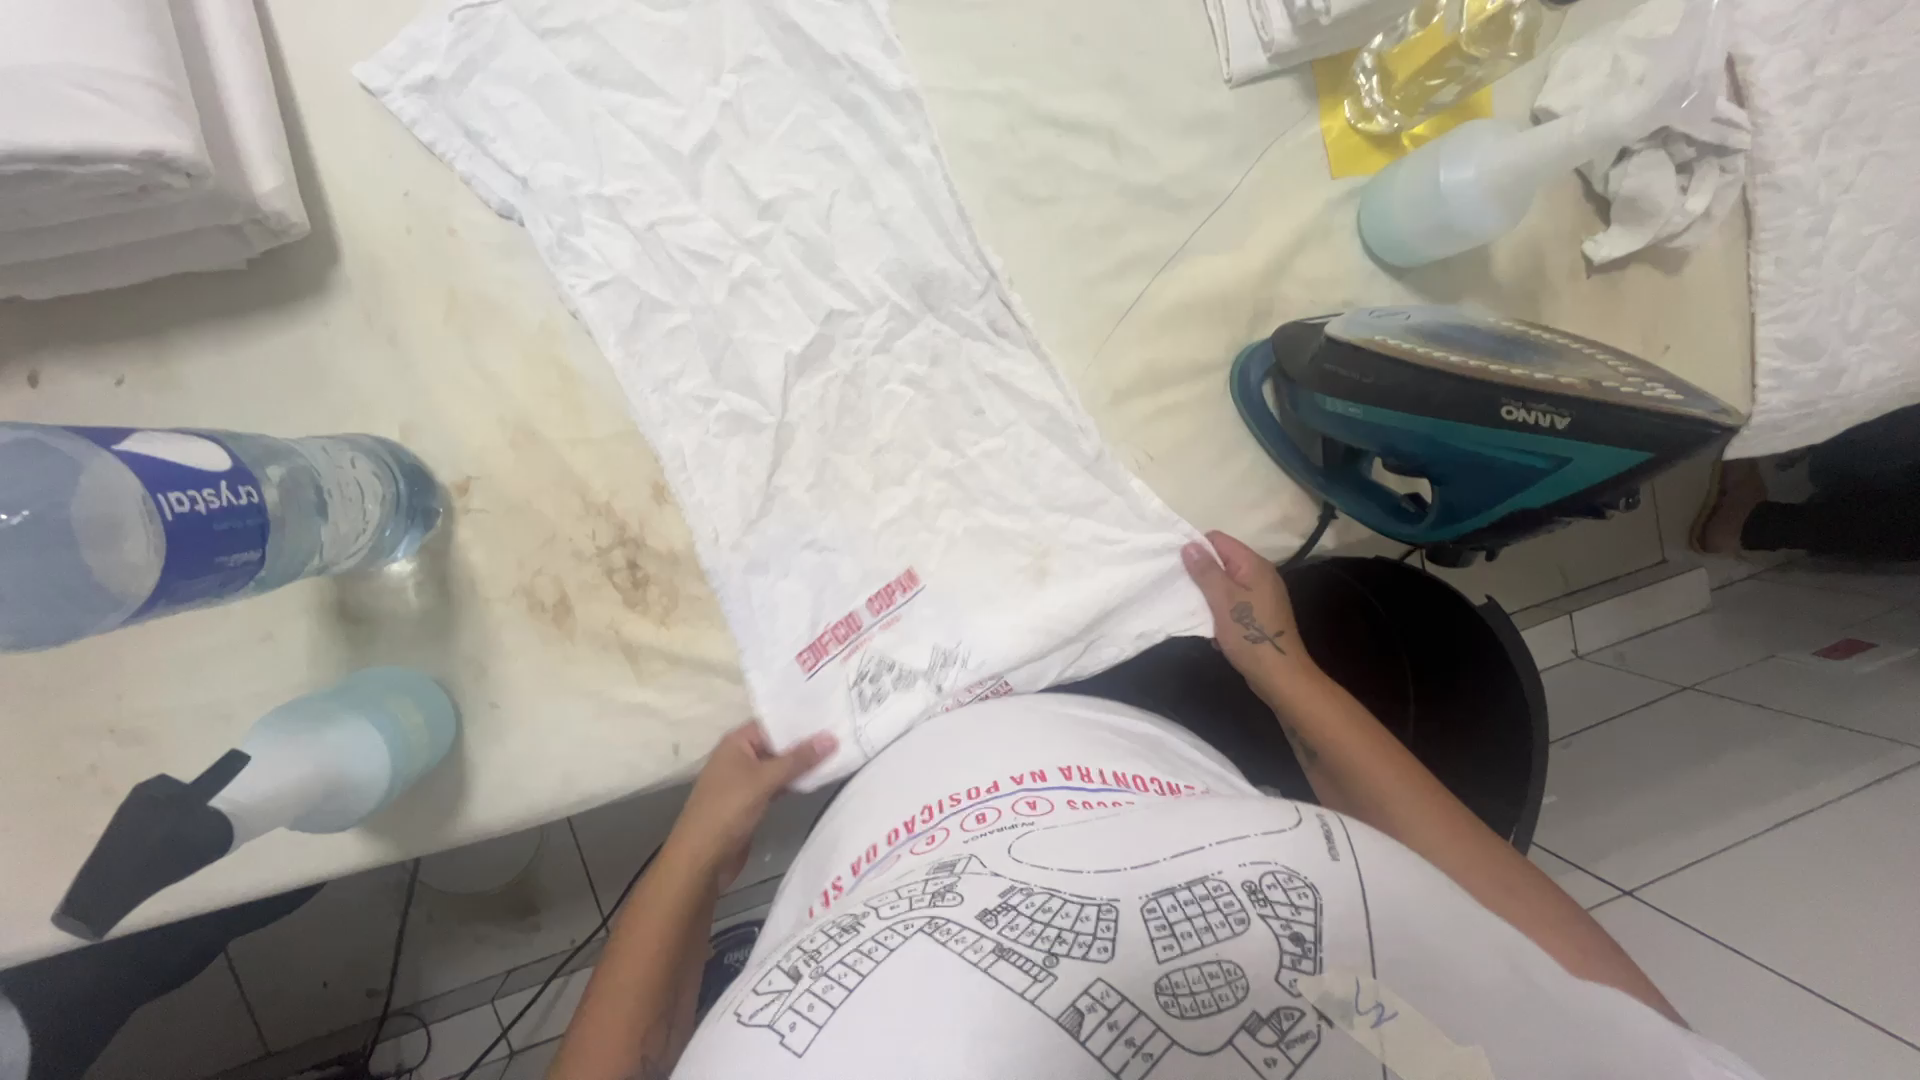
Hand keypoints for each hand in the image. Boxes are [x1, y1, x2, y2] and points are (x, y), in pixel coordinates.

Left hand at [663, 722, 836, 891]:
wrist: (702, 860)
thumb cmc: (728, 810)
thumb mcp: (764, 780)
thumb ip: (798, 759)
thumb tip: (831, 737)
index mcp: (736, 743)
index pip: (773, 723)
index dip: (800, 719)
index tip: (832, 714)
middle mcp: (740, 756)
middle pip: (778, 743)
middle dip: (806, 741)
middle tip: (842, 731)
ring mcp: (746, 780)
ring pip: (780, 765)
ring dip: (803, 763)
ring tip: (839, 750)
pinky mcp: (753, 801)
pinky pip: (778, 784)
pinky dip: (795, 781)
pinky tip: (819, 778)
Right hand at [1182, 530, 1319, 699]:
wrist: (1280, 675)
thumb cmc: (1250, 635)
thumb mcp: (1223, 600)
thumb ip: (1206, 571)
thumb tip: (1189, 545)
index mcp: (1253, 565)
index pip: (1218, 540)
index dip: (1196, 548)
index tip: (1178, 567)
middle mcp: (1259, 574)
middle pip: (1221, 560)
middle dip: (1200, 573)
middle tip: (1181, 589)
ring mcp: (1260, 595)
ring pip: (1224, 584)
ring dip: (1207, 595)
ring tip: (1194, 609)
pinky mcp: (1258, 614)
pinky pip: (1231, 602)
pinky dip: (1219, 611)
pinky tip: (1211, 628)